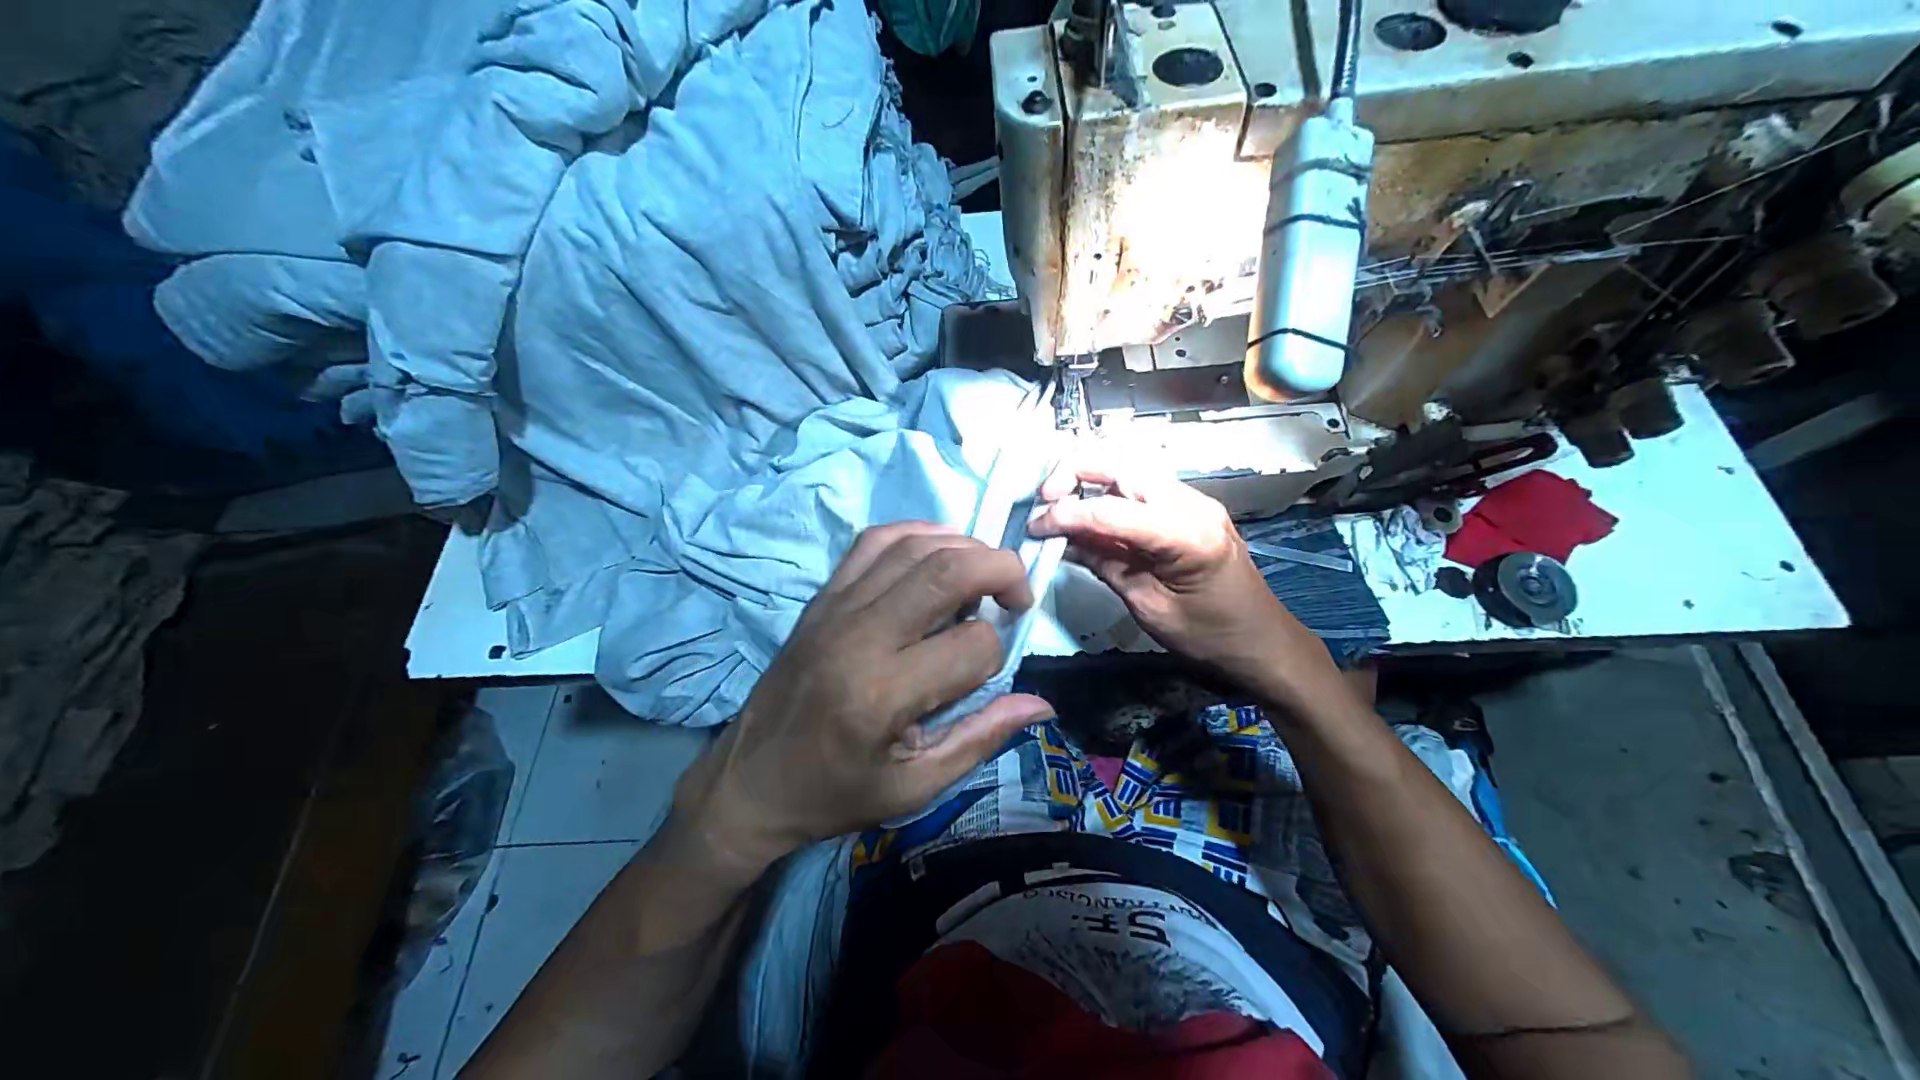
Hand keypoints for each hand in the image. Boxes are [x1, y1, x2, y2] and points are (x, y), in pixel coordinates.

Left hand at [674, 523, 1054, 871]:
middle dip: (1001, 571)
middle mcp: (860, 636)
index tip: (988, 675)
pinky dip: (917, 534)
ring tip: (983, 578)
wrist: (749, 780)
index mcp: (883, 694)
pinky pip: (874, 541)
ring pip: (915, 545)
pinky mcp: (821, 596)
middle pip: (948, 571)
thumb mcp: (914, 787)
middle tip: (1017, 596)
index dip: (997, 654)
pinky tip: (938, 553)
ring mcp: (835, 607)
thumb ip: (980, 738)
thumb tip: (1041, 703)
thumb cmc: (834, 793)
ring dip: (965, 549)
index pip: (972, 644)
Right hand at [1026, 461, 1339, 698]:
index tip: (1034, 526)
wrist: (1263, 643)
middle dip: (1076, 471)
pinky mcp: (1189, 508)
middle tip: (1044, 497)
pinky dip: (1108, 491)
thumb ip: (1105, 565)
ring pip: (1132, 467)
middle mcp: (1192, 504)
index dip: (1066, 514)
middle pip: (1124, 464)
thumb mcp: (1148, 608)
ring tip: (1058, 498)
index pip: (1111, 510)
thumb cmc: (1209, 637)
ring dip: (1090, 475)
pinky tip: (1087, 510)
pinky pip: (1141, 487)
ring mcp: (1193, 501)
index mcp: (1187, 535)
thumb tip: (1061, 539)